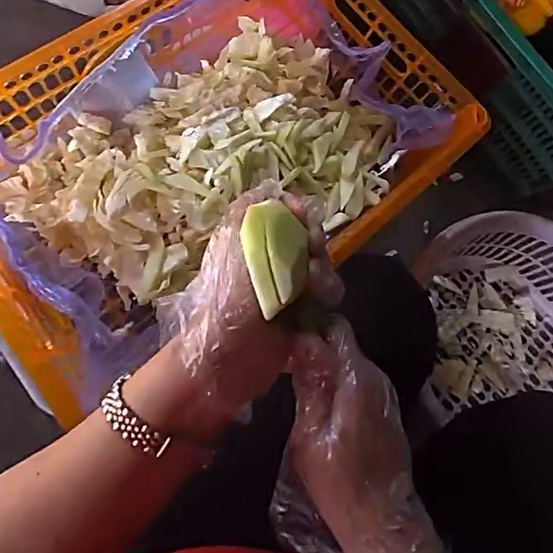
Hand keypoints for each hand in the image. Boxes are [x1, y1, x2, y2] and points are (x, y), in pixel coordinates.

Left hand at [162, 193, 341, 421]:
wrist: (226, 362)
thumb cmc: (227, 300)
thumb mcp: (233, 247)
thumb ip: (251, 214)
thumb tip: (275, 190)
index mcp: (255, 243)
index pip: (287, 215)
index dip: (298, 213)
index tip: (302, 217)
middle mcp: (274, 263)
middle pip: (311, 242)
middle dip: (315, 247)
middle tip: (310, 257)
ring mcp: (289, 293)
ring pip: (324, 273)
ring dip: (323, 279)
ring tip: (311, 292)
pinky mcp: (302, 320)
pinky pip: (326, 305)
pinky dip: (323, 308)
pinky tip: (311, 317)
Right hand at [288, 320, 438, 552]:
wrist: (382, 524)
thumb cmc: (340, 483)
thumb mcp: (310, 434)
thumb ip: (309, 383)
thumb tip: (301, 338)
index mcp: (358, 377)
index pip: (336, 326)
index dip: (310, 321)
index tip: (282, 325)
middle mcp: (376, 376)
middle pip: (341, 342)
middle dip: (313, 343)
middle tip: (279, 351)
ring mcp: (382, 392)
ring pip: (347, 361)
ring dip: (323, 363)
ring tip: (289, 370)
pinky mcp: (382, 408)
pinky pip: (354, 380)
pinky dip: (335, 380)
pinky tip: (313, 394)